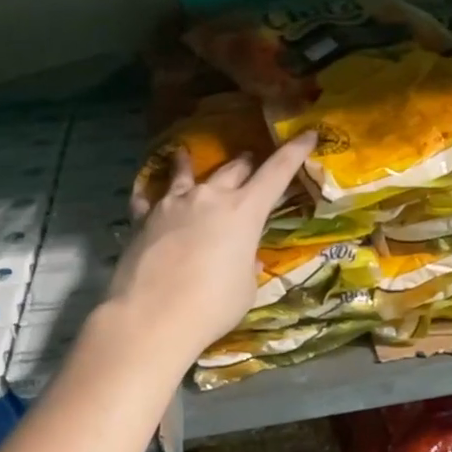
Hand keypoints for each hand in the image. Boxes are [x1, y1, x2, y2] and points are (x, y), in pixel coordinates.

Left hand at [103, 132, 316, 359]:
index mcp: (244, 211)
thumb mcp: (246, 288)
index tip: (307, 133)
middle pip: (234, 168)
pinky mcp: (143, 219)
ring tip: (189, 154)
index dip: (294, 151)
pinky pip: (151, 197)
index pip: (276, 172)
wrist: (152, 318)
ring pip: (187, 173)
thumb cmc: (213, 306)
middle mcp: (209, 197)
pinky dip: (155, 193)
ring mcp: (172, 204)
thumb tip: (242, 258)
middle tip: (253, 161)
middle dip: (248, 163)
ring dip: (194, 164)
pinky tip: (151, 192)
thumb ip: (247, 264)